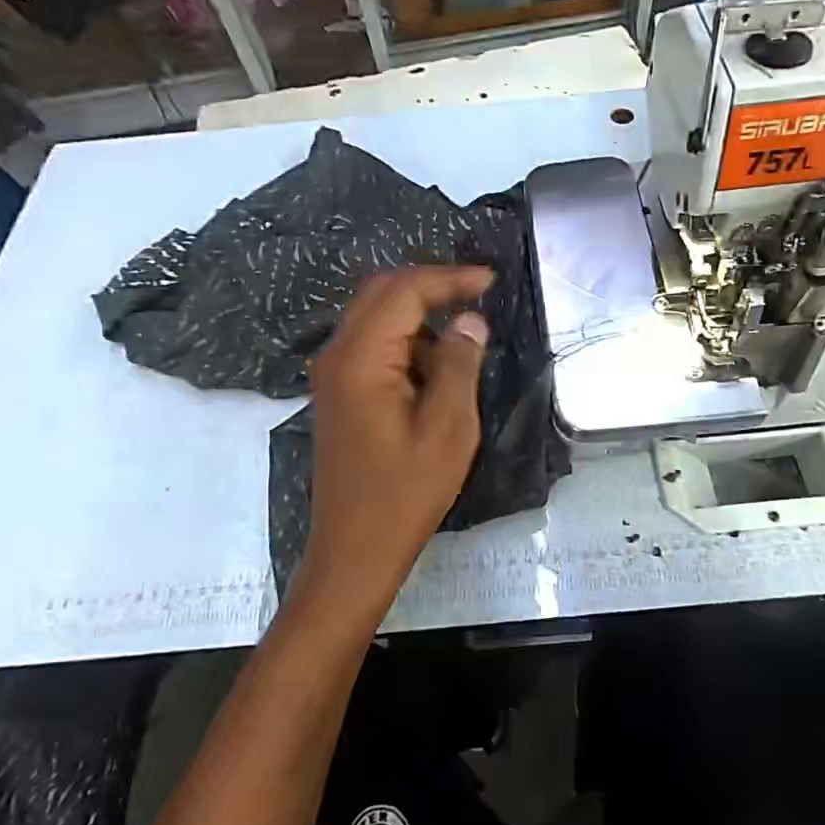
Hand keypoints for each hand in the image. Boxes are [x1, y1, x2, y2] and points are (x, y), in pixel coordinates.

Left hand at [292, 266, 493, 621]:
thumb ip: (459, 366)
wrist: (357, 547)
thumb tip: (469, 321)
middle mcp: (338, 356)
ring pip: (376, 319)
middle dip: (431, 285)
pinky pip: (374, 348)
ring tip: (466, 334)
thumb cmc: (406, 492)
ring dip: (420, 315)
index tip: (491, 279)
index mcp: (361, 359)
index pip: (403, 292)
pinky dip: (409, 343)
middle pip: (381, 294)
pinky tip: (439, 367)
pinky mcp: (341, 395)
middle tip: (478, 292)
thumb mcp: (449, 428)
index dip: (448, 278)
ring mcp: (334, 376)